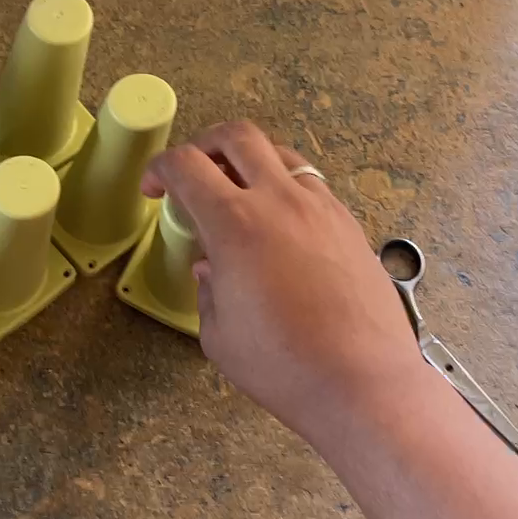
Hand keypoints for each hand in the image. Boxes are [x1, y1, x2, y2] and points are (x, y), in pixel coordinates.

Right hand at [141, 121, 428, 436]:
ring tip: (240, 195)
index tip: (154, 188)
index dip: (160, 168)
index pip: (186, 165)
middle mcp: (280, 200)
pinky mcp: (349, 223)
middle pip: (237, 136)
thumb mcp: (219, 335)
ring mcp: (321, 207)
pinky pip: (311, 184)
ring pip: (280, 154)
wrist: (364, 382)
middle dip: (205, 144)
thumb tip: (212, 268)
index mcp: (236, 223)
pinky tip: (281, 226)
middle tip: (194, 171)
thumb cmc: (284, 365)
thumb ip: (207, 290)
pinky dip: (286, 189)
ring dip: (251, 163)